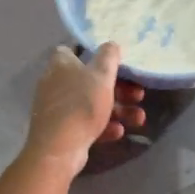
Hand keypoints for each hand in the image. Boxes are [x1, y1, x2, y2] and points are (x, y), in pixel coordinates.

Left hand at [23, 44, 145, 174]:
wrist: (58, 149)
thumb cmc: (81, 104)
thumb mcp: (101, 75)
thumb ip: (109, 56)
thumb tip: (111, 44)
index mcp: (61, 64)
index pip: (73, 50)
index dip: (93, 53)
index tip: (114, 60)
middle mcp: (56, 83)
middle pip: (90, 80)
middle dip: (118, 87)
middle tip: (138, 94)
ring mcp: (58, 108)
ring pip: (91, 103)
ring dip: (117, 109)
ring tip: (139, 118)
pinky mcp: (62, 129)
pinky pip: (86, 122)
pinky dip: (103, 125)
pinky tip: (119, 132)